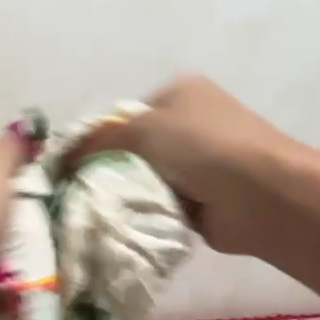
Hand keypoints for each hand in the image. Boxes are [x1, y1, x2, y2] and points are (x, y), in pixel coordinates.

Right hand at [71, 75, 302, 256]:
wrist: (257, 195)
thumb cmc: (200, 147)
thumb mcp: (140, 130)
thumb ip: (98, 142)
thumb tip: (62, 157)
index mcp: (178, 93)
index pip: (124, 116)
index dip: (98, 141)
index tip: (74, 168)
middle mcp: (190, 124)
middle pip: (134, 152)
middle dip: (113, 173)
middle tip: (87, 193)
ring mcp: (199, 165)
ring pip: (146, 183)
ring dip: (132, 198)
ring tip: (111, 212)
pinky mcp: (202, 202)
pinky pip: (162, 208)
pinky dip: (150, 217)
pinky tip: (135, 225)